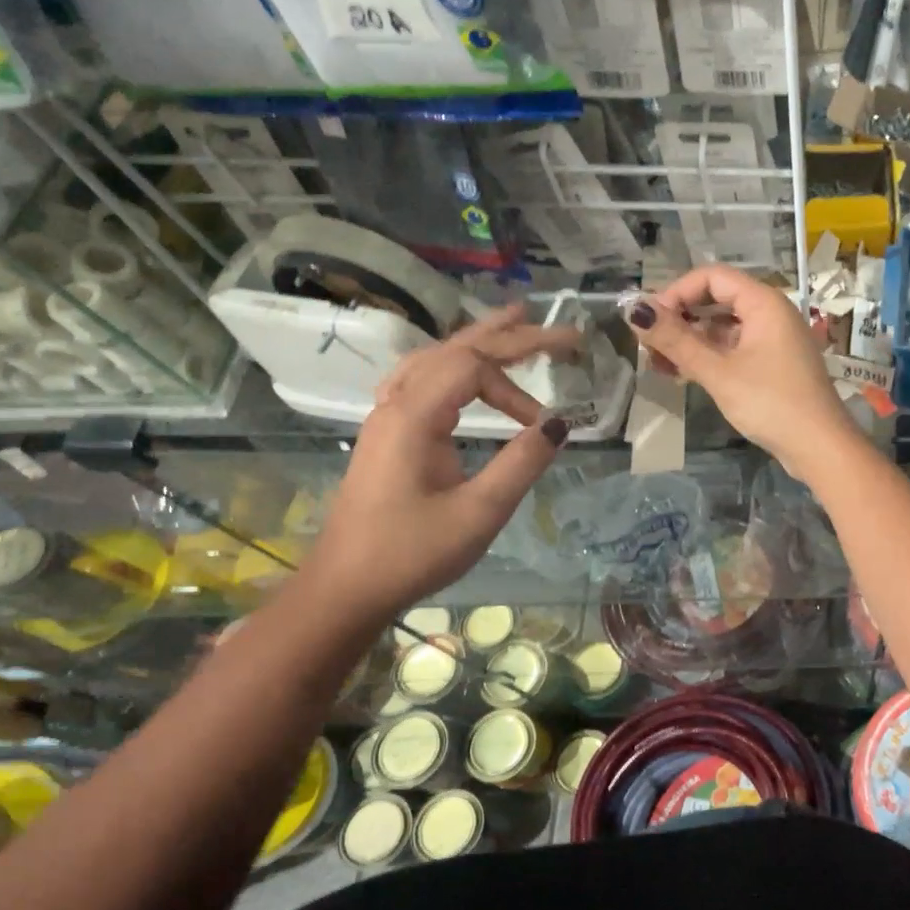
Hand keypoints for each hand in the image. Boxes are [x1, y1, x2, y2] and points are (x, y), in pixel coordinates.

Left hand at [303, 305, 580, 617]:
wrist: (347, 587)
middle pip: (456, 351)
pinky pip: (423, 378)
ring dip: (479, 341)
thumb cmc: (412, 552)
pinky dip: (455, 362)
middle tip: (563, 331)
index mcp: (413, 416)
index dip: (517, 390)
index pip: (473, 369)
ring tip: (516, 322)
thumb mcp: (480, 512)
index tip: (542, 428)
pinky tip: (463, 367)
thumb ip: (522, 463)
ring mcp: (386, 417)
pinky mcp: (388, 435)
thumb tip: (559, 425)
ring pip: (435, 358)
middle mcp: (395, 404)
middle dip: (511, 337)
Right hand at [627, 265, 860, 475]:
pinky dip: (709, 357)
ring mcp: (775, 340)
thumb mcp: (719, 372)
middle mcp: (772, 313)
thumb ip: (676, 341)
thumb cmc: (771, 404)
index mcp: (765, 303)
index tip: (649, 321)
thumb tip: (633, 311)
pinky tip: (682, 374)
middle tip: (647, 345)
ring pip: (724, 328)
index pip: (712, 277)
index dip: (676, 292)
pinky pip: (735, 348)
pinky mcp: (774, 365)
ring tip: (657, 364)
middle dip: (680, 318)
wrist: (821, 447)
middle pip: (717, 300)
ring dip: (691, 341)